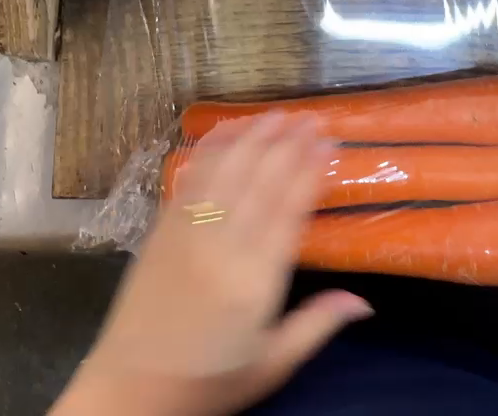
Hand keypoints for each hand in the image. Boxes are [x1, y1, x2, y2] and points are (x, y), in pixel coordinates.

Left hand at [51, 112, 372, 415]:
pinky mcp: (163, 225)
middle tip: (311, 117)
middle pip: (260, 180)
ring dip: (253, 136)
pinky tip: (228, 129)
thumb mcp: (271, 364)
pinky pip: (192, 177)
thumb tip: (365, 301)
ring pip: (226, 169)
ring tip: (277, 113)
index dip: (310, 170)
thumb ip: (317, 325)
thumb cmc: (209, 380)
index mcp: (254, 280)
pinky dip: (212, 148)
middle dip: (288, 143)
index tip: (328, 141)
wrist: (132, 385)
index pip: (289, 210)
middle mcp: (222, 245)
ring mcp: (188, 230)